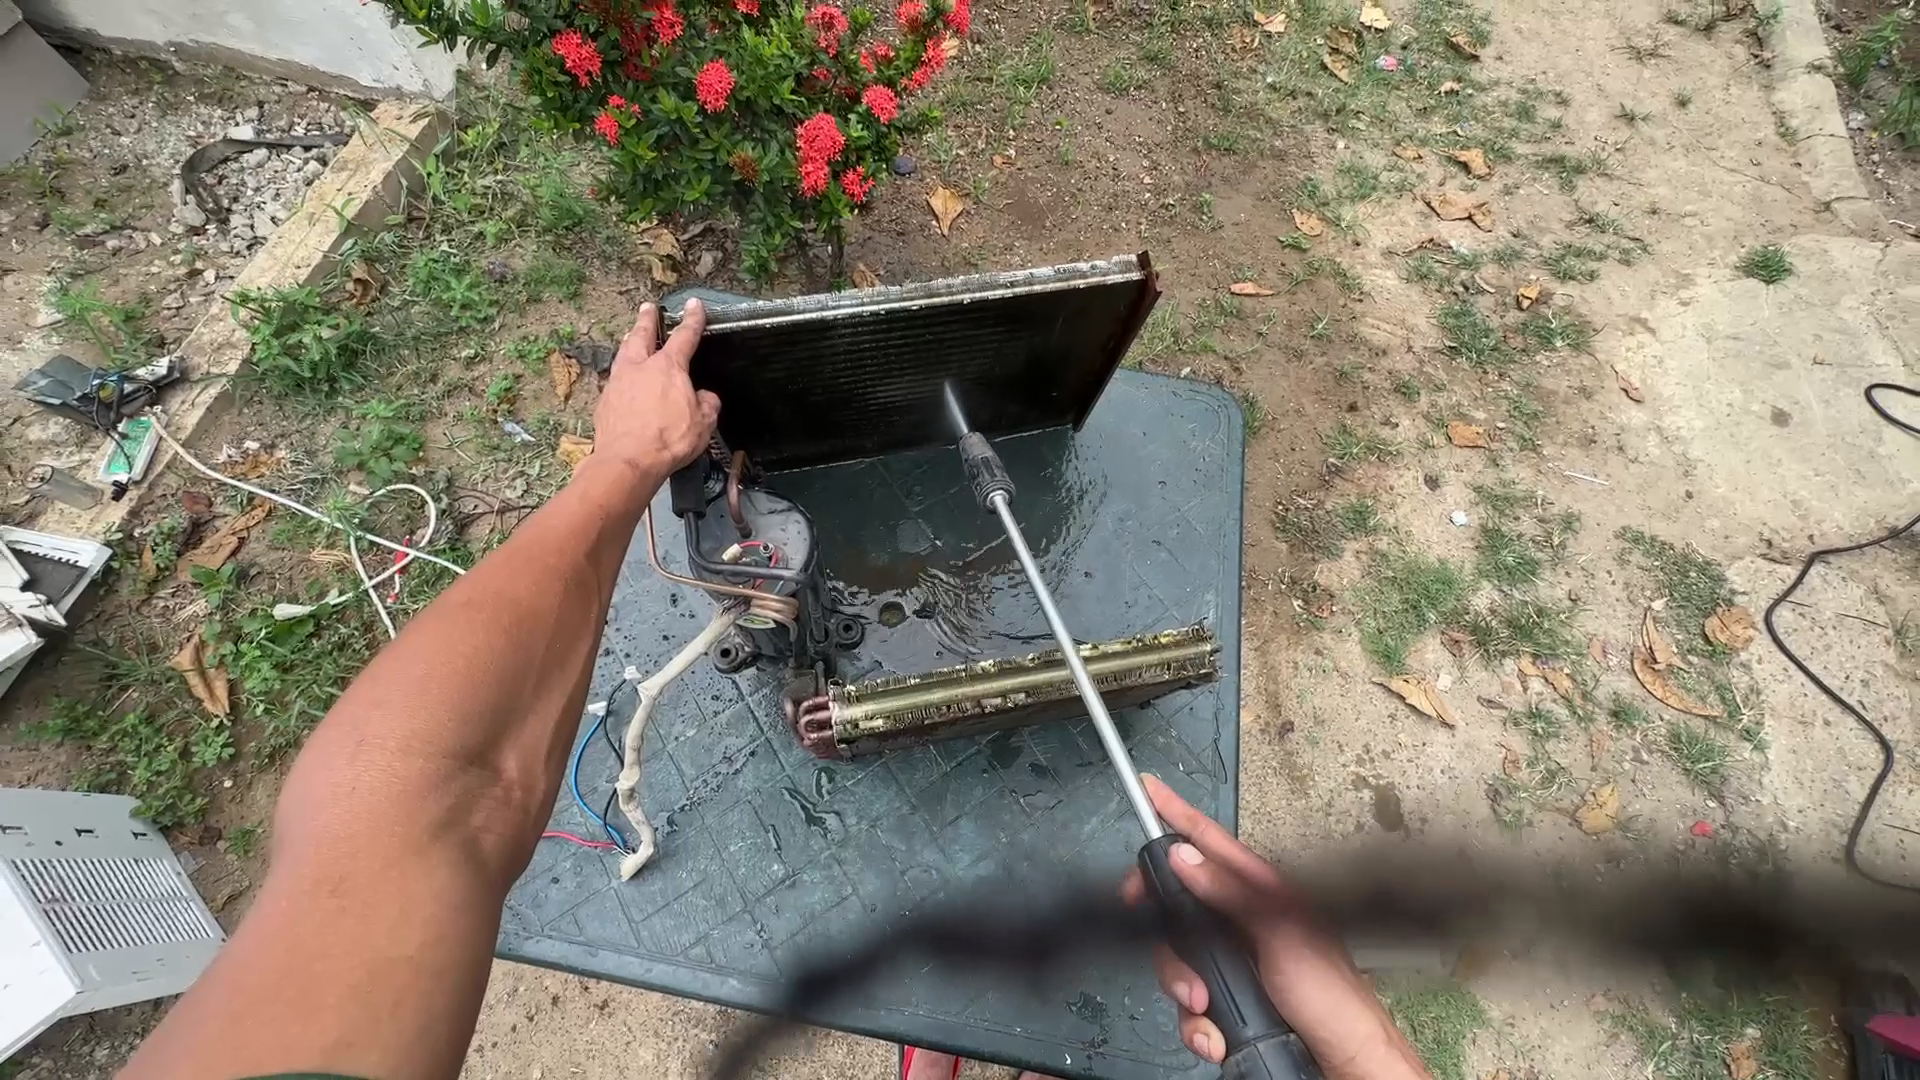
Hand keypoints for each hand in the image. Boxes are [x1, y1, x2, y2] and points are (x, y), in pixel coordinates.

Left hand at [591, 299, 721, 479]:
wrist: (629, 460)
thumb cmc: (668, 441)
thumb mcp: (704, 423)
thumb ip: (707, 404)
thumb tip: (705, 398)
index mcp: (668, 368)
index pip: (684, 336)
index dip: (692, 320)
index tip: (694, 306)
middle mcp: (640, 368)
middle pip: (642, 334)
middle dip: (647, 319)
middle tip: (648, 308)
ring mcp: (619, 382)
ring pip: (624, 353)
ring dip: (629, 341)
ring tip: (630, 335)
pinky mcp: (606, 400)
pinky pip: (616, 379)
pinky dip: (623, 374)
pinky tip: (625, 380)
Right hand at [1120, 775, 1431, 1079]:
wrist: (1346, 1065)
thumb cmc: (1327, 991)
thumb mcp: (1280, 933)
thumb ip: (1229, 891)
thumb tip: (1181, 853)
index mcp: (1255, 889)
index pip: (1208, 840)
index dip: (1176, 812)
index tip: (1146, 788)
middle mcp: (1236, 917)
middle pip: (1176, 901)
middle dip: (1165, 928)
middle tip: (1144, 925)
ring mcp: (1229, 958)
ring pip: (1176, 953)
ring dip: (1180, 984)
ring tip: (1204, 1008)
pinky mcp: (1226, 997)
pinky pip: (1188, 999)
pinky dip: (1194, 1021)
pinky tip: (1213, 1036)